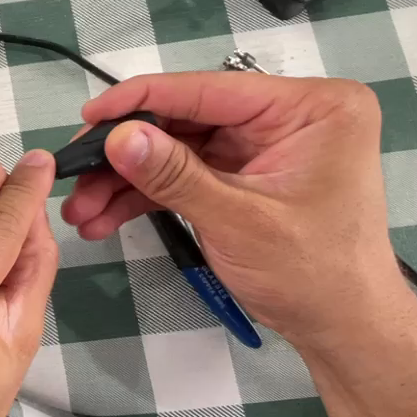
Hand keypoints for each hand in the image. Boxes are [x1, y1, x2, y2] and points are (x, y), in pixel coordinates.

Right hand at [59, 72, 413, 350]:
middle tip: (74, 175)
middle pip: (183, 121)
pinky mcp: (239, 175)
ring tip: (80, 210)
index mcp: (308, 108)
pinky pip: (181, 175)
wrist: (341, 327)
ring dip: (124, 182)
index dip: (141, 100)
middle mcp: (284, 118)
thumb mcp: (237, 220)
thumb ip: (174, 175)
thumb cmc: (311, 272)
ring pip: (173, 151)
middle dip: (124, 154)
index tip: (88, 114)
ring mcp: (259, 147)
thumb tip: (116, 137)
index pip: (208, 89)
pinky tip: (103, 218)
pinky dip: (142, 197)